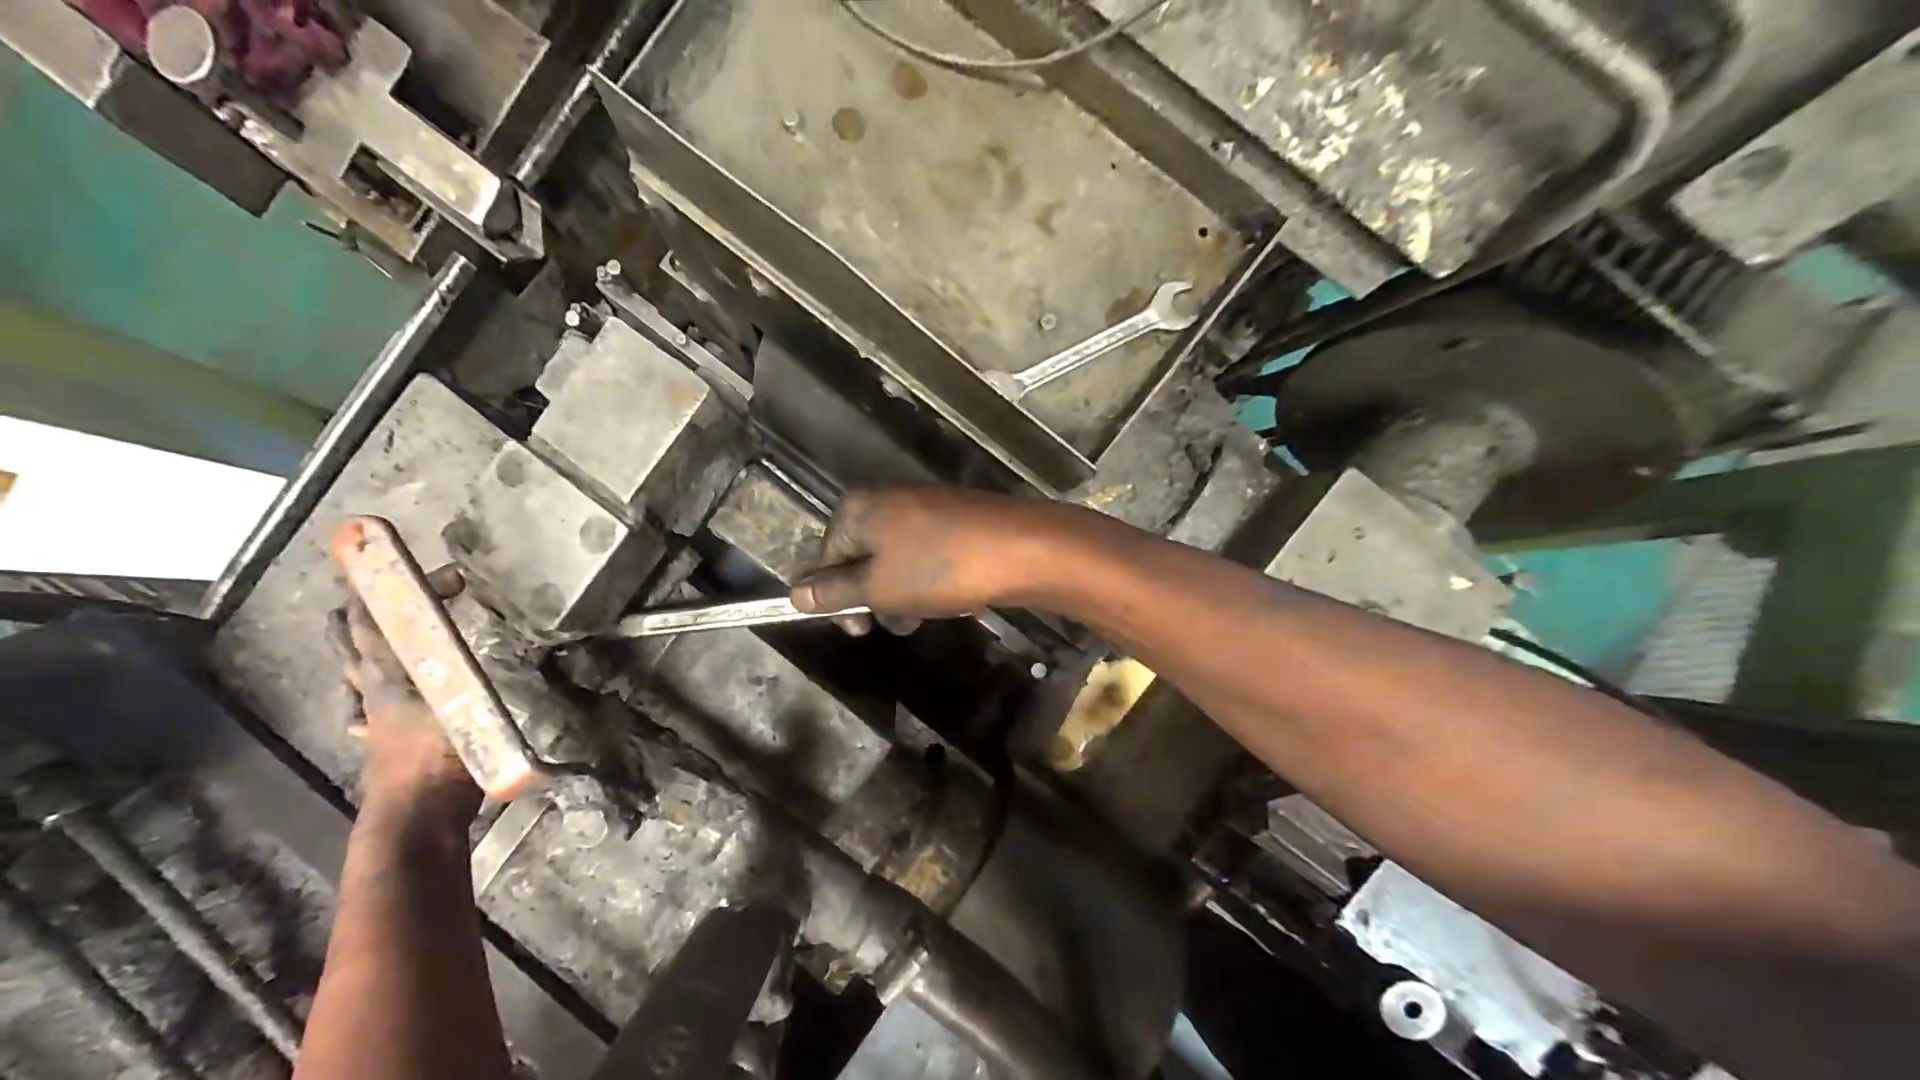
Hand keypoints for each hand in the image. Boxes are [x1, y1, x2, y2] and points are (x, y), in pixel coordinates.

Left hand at [328, 565, 478, 815]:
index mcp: (388, 673)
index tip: (450, 575)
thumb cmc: (438, 756)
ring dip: (362, 646)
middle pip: (357, 639)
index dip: (403, 586)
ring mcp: (375, 716)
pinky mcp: (386, 739)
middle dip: (368, 610)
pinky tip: (374, 703)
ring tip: (370, 631)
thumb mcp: (458, 700)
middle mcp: (373, 688)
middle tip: (386, 589)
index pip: (380, 616)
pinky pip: (371, 705)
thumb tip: (475, 631)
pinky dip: (372, 692)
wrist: (416, 817)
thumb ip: (459, 666)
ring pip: (358, 671)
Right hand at [791, 488, 1084, 632]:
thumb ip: (834, 592)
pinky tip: (957, 596)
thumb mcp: (878, 588)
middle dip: (878, 597)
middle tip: (903, 622)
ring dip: (907, 594)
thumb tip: (794, 594)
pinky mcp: (956, 517)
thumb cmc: (939, 570)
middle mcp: (888, 499)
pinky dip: (933, 579)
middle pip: (863, 558)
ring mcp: (925, 505)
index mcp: (859, 510)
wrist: (1022, 548)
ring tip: (934, 611)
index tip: (861, 630)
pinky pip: (928, 553)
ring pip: (898, 560)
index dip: (837, 599)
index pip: (827, 558)